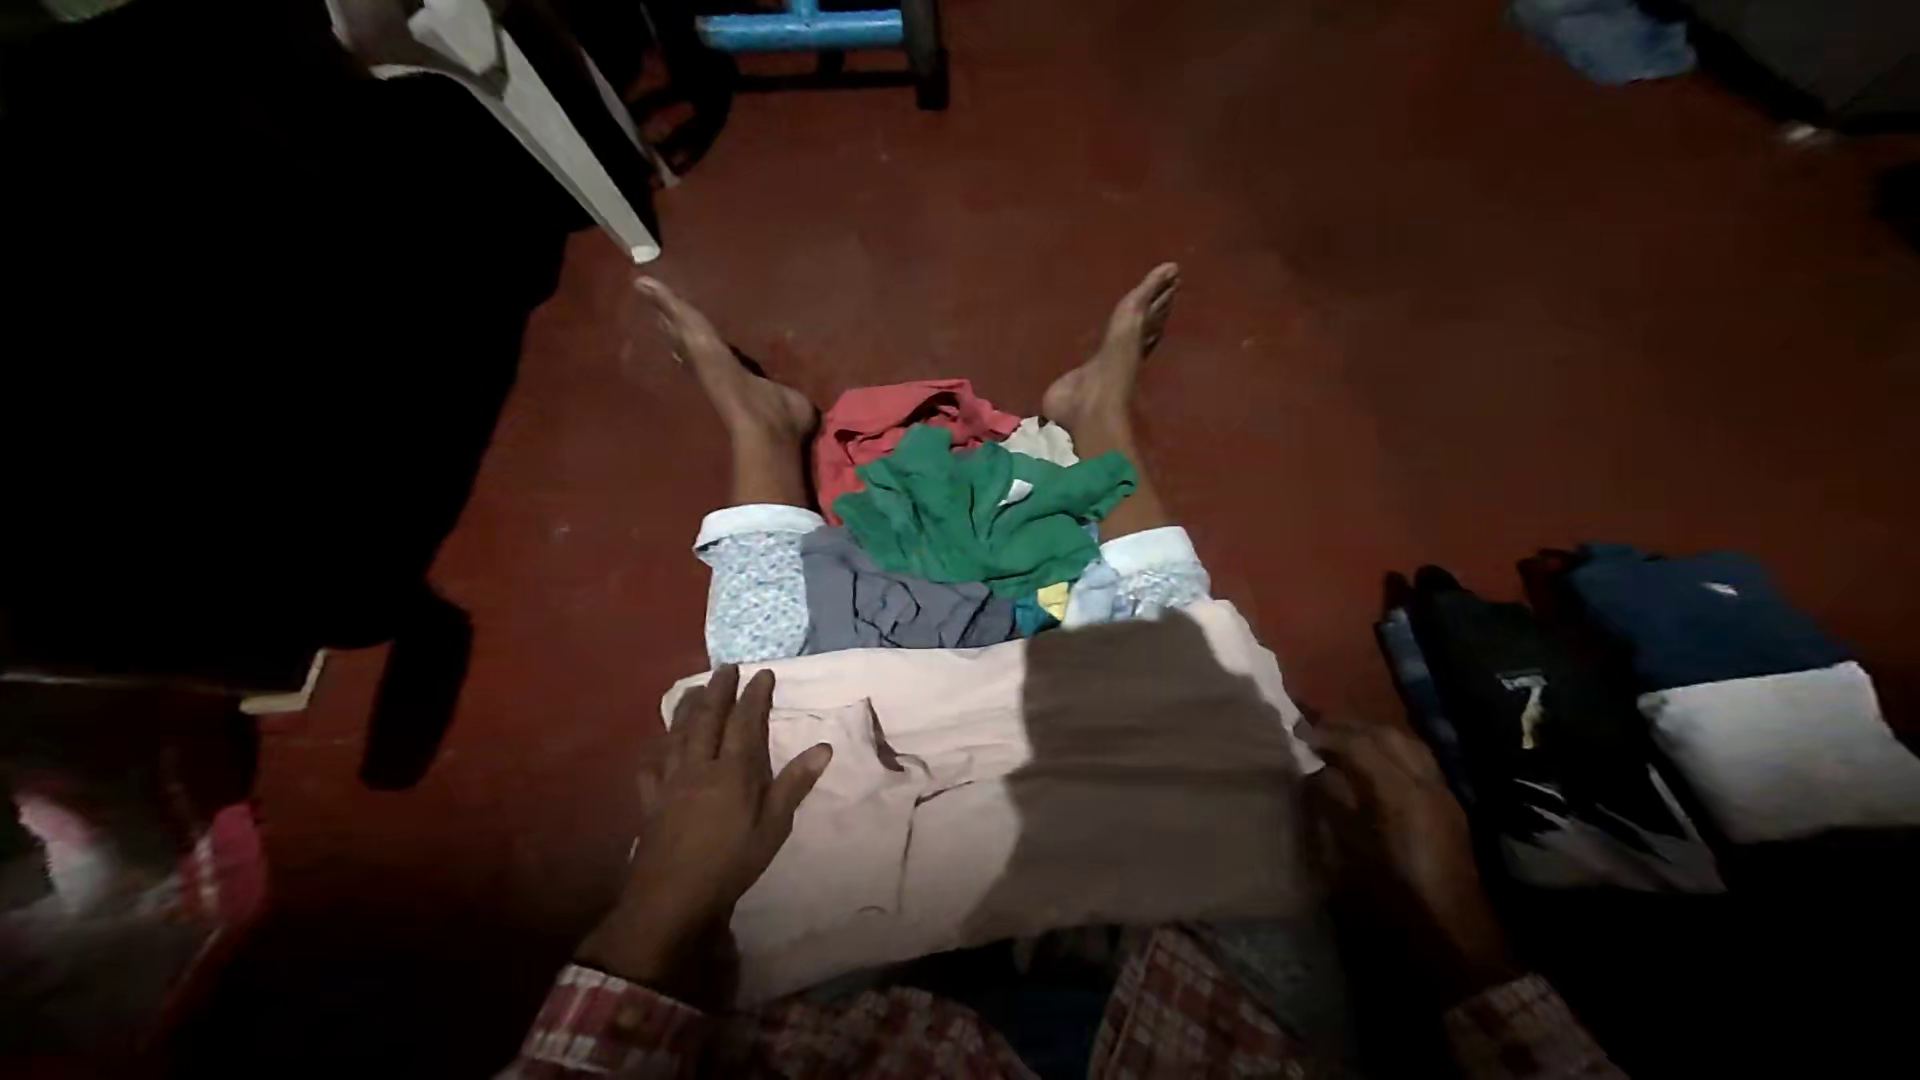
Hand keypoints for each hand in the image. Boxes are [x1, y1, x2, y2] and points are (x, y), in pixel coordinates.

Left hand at [576, 665, 831, 1000]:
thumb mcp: (773, 827)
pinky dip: (656, 748)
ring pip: (678, 733)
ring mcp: (671, 781)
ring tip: (694, 688)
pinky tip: (658, 743)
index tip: (763, 673)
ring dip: (687, 706)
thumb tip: (824, 747)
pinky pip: (651, 765)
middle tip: (726, 667)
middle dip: (719, 689)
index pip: (746, 723)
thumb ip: (794, 784)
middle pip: (708, 718)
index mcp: (733, 771)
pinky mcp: (651, 800)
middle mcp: (700, 766)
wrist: (671, 898)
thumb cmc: (730, 862)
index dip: (755, 696)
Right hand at [1304, 716, 1518, 1003]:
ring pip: (1407, 742)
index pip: (1360, 743)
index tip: (1296, 733)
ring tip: (1342, 740)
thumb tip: (1316, 774)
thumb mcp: (1348, 848)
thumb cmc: (1391, 895)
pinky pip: (1418, 759)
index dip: (1326, 733)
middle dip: (1348, 726)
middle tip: (1316, 732)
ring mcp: (1442, 793)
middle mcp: (1426, 785)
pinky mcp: (1448, 806)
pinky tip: (1371, 762)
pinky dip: (1390, 750)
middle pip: (1386, 734)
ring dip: (1371, 734)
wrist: (1451, 935)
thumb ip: (1332, 802)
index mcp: (1400, 794)